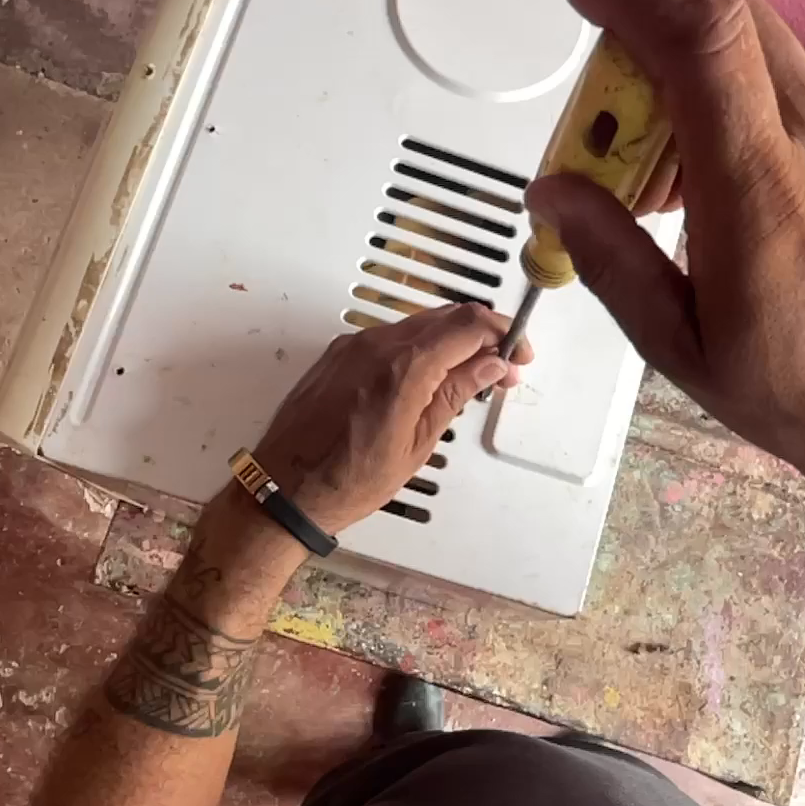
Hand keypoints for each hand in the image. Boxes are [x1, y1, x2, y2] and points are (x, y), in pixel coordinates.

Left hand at [250, 304, 530, 534]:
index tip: (518, 355)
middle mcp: (377, 345)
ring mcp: (353, 346)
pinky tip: (428, 376)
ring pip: (418, 324)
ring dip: (451, 342)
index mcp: (404, 368)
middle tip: (501, 368)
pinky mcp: (339, 354)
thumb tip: (490, 365)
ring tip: (468, 377)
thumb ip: (455, 394)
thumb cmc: (346, 479)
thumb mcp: (418, 443)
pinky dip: (419, 348)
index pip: (469, 326)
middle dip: (482, 337)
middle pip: (446, 317)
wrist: (286, 488)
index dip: (503, 335)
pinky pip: (390, 337)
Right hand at [527, 0, 804, 500]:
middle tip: (603, 116)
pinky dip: (728, 107)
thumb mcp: (678, 346)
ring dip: (684, 82)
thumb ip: (610, 259)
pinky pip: (788, 89)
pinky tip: (705, 182)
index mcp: (764, 196)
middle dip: (647, 34)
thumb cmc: (796, 394)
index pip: (704, 37)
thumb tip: (552, 193)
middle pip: (731, 18)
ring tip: (651, 179)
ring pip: (758, 52)